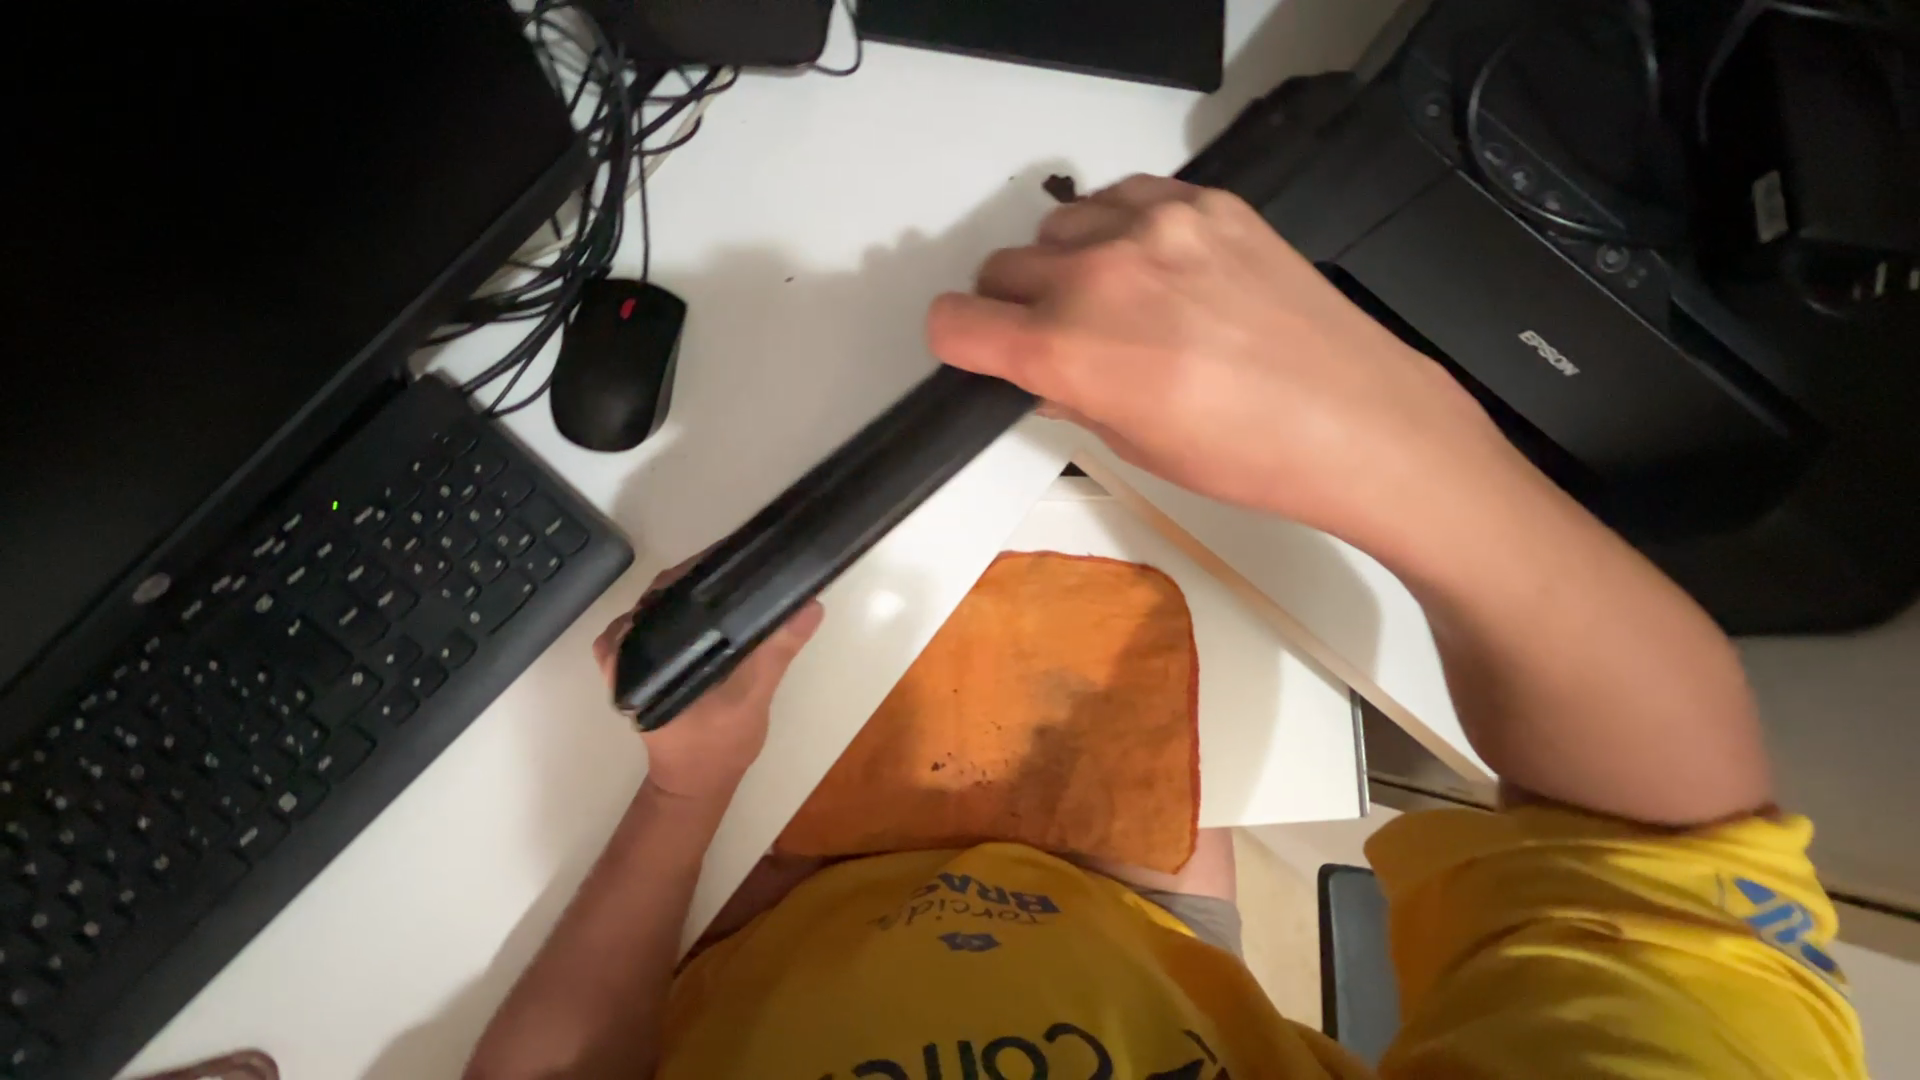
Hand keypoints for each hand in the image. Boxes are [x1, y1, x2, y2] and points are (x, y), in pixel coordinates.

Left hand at [594, 563, 824, 801]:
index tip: (741, 555)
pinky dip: (694, 607)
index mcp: (636, 652)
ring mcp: (632, 652)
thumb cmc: (716, 745)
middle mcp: (625, 645)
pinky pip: (668, 619)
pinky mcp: (647, 659)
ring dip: (702, 588)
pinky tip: (723, 604)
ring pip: (668, 602)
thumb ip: (775, 651)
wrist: (697, 782)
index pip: (668, 591)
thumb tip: (808, 606)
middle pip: (667, 591)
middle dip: (707, 573)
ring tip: (744, 577)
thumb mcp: (751, 698)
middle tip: (751, 563)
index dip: (704, 568)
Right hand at [927, 175, 1512, 540]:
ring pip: (1057, 226)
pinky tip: (1153, 267)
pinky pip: (1121, 196)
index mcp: (1068, 352)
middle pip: (999, 268)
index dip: (958, 341)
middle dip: (1010, 307)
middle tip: (1053, 338)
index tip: (976, 350)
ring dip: (1063, 264)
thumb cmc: (1241, 455)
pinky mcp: (1204, 202)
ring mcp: (1155, 227)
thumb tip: (1036, 370)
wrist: (1354, 418)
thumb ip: (1066, 394)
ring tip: (1113, 301)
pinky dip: (1117, 229)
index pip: (955, 321)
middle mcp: (1097, 276)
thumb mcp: (1132, 444)